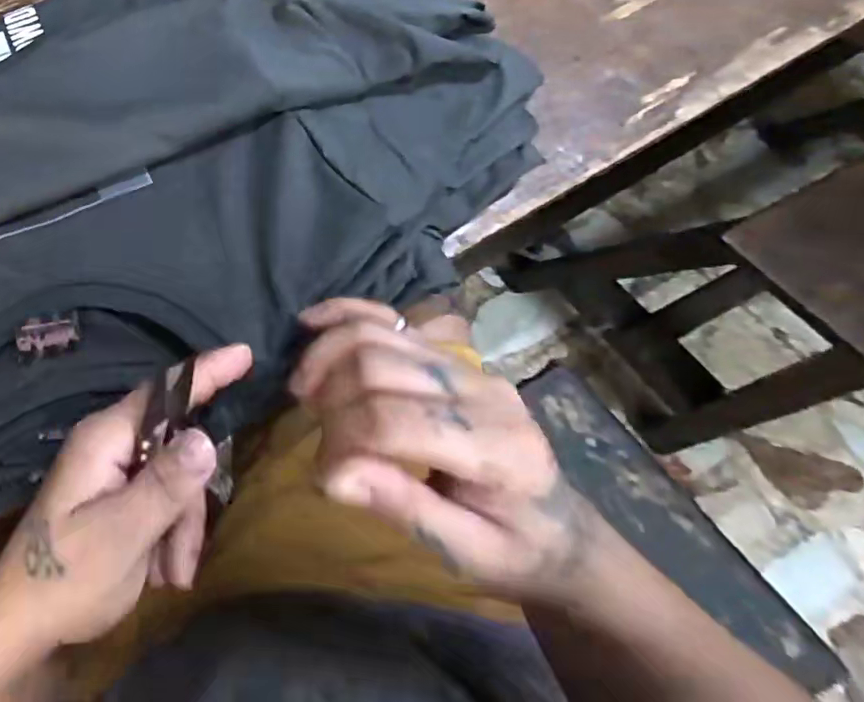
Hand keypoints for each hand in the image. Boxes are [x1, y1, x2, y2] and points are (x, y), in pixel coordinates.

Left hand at [0, 345, 253, 698]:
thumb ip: (166, 484)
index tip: (243, 353)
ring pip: (173, 481)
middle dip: (189, 502)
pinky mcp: (113, 496)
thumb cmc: (68, 576)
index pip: (163, 392)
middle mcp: (108, 444)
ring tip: (167, 578)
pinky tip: (157, 573)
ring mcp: (110, 471)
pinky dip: (167, 537)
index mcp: (104, 438)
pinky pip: (158, 501)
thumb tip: (206, 435)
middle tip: (182, 560)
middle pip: (175, 448)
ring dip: (179, 530)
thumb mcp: (124, 533)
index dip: (205, 372)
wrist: (23, 620)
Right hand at [289, 298, 601, 605]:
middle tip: (315, 432)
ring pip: (372, 334)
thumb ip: (403, 508)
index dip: (342, 442)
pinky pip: (385, 317)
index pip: (392, 422)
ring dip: (322, 357)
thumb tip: (332, 476)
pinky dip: (341, 313)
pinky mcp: (444, 351)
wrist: (559, 526)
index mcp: (498, 450)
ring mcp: (464, 364)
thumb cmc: (512, 547)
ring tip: (304, 392)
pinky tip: (309, 323)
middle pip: (375, 367)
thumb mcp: (467, 550)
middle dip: (329, 399)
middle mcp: (483, 392)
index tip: (326, 477)